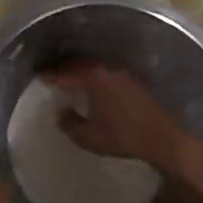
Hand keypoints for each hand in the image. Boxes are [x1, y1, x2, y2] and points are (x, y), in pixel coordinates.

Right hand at [40, 62, 191, 164]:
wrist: (162, 138)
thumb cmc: (122, 136)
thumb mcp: (89, 137)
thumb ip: (69, 124)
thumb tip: (61, 113)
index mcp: (94, 78)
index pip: (66, 74)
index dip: (51, 76)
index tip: (39, 77)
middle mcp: (108, 69)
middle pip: (80, 64)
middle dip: (65, 70)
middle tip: (53, 76)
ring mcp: (123, 73)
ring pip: (95, 67)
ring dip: (82, 72)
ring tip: (71, 81)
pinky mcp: (134, 81)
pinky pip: (107, 73)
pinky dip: (96, 76)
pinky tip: (94, 88)